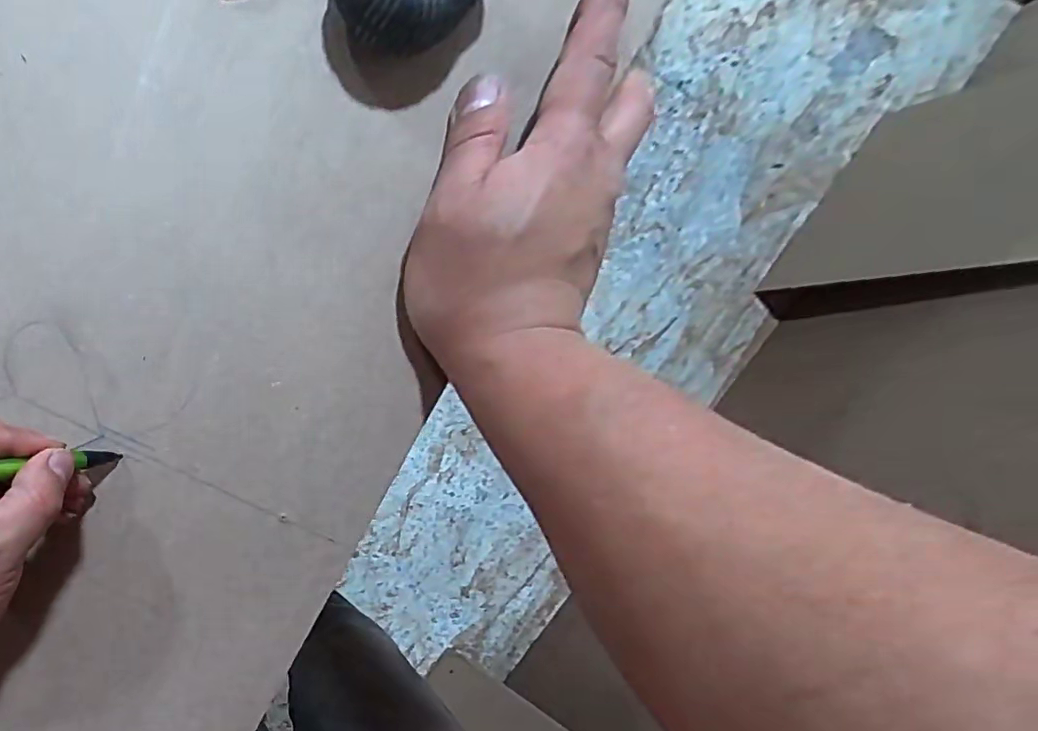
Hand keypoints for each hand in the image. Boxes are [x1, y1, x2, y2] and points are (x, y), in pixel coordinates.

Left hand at [0, 412, 96, 677]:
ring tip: (69, 502)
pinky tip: (43, 514)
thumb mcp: (0, 546)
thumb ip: (34, 496)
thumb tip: (62, 458)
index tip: (61, 459)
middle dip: (28, 467)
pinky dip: (9, 506)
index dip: (18, 440)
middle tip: (73, 485)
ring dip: (25, 487)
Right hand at [402, 0, 652, 373]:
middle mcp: (594, 169)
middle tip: (599, 66)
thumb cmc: (466, 278)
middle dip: (620, 72)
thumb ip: (472, 142)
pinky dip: (593, 164)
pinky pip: (604, 183)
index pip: (586, 70)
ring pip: (624, 142)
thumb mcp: (449, 206)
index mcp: (559, 150)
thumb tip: (490, 85)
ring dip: (613, 117)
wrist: (509, 349)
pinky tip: (563, 184)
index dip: (597, 25)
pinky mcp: (591, 245)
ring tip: (584, 121)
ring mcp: (599, 210)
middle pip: (630, 99)